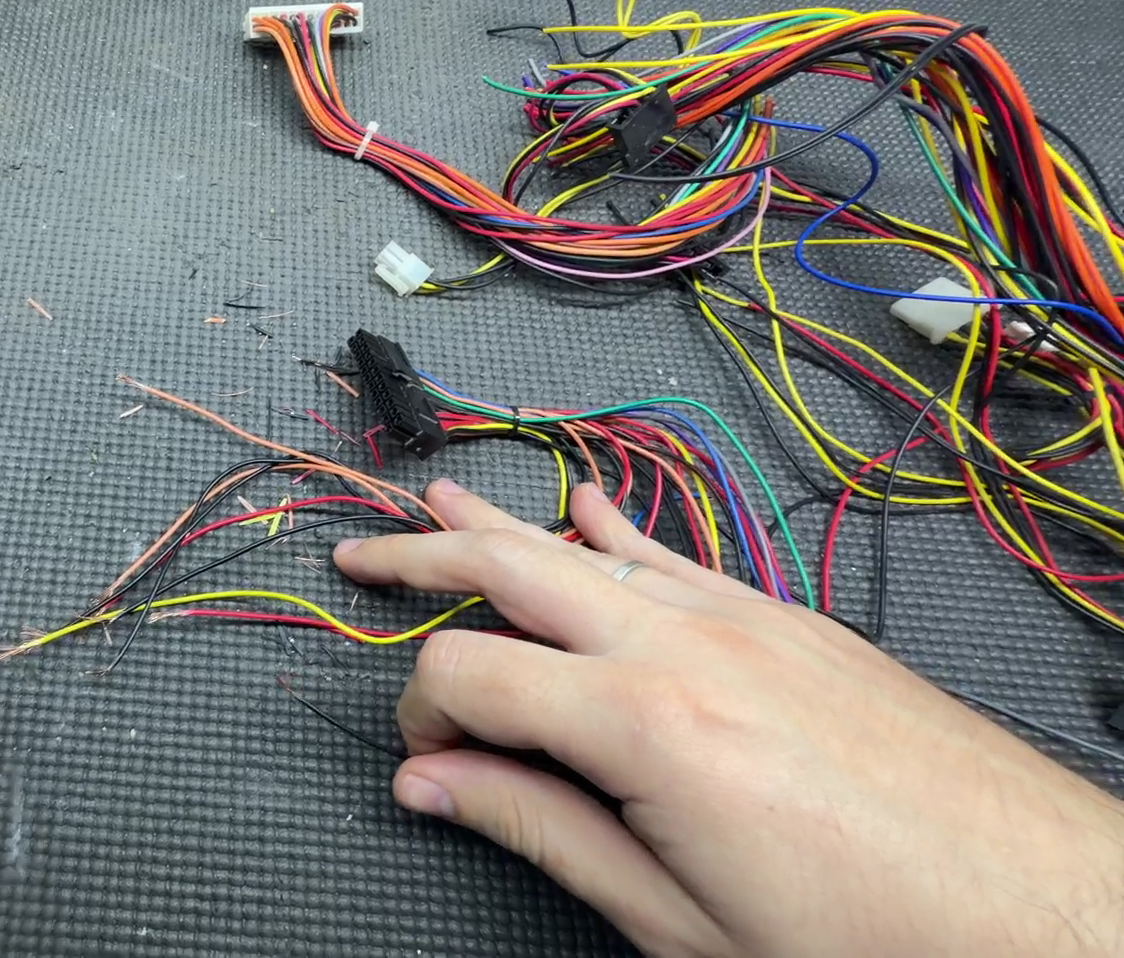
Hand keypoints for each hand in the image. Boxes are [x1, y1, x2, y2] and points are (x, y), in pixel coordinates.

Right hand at [336, 478, 1123, 957]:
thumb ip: (533, 825)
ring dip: (494, 522)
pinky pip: (670, 552)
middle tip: (359, 551)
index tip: (421, 751)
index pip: (469, 674)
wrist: (1088, 930)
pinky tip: (580, 505)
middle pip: (503, 566)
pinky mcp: (783, 617)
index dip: (422, 709)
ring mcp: (734, 616)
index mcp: (641, 722)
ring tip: (436, 497)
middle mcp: (677, 642)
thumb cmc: (876, 949)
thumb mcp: (678, 918)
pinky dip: (609, 528)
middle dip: (417, 554)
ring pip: (576, 543)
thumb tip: (425, 784)